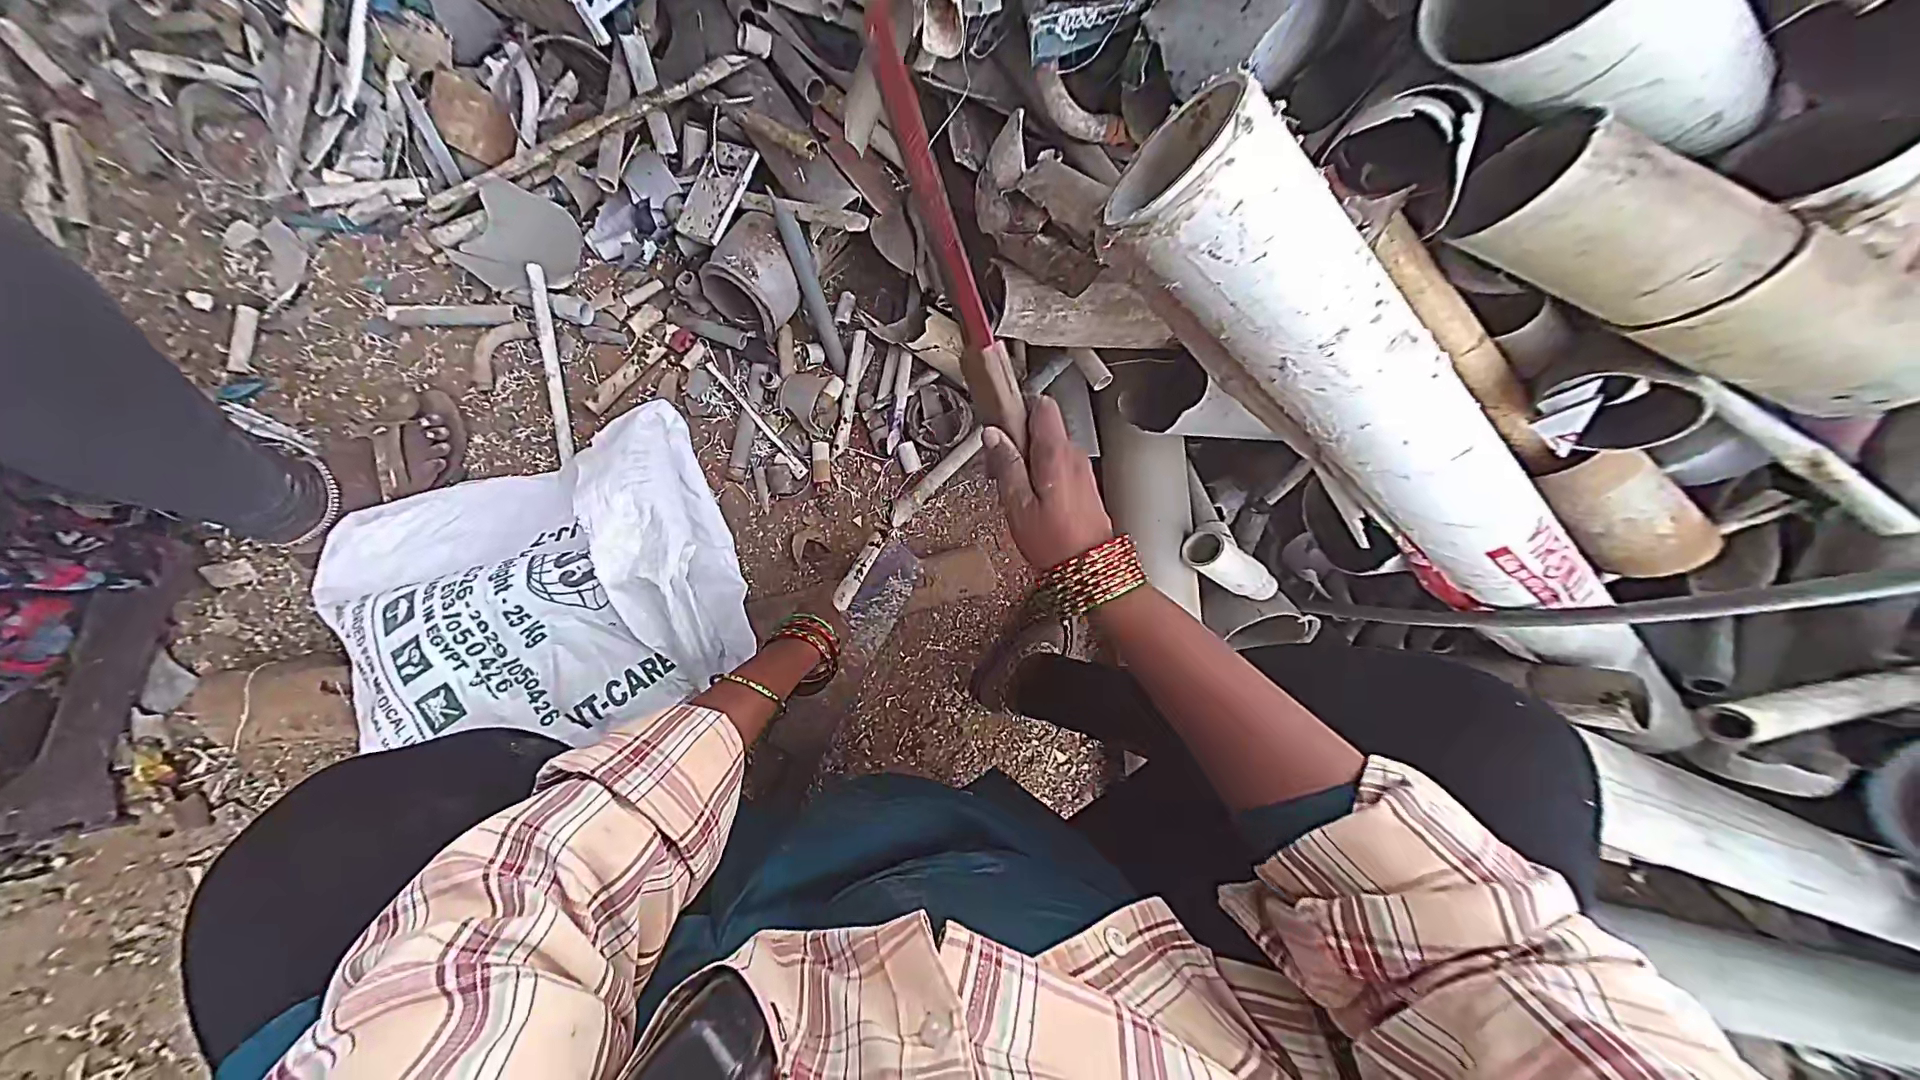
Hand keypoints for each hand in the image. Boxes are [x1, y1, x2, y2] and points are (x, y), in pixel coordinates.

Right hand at [982, 395, 1113, 569]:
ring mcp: (1082, 469)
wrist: (1089, 568)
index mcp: (1056, 454)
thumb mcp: (1018, 505)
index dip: (1018, 410)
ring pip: (1050, 447)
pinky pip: (1059, 465)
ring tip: (1015, 490)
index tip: (1001, 427)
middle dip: (1019, 441)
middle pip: (1043, 427)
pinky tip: (1032, 499)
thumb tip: (993, 437)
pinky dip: (1042, 474)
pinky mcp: (1084, 484)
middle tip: (1001, 468)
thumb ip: (1006, 465)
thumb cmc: (1055, 543)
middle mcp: (1073, 455)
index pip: (1041, 405)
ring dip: (1029, 460)